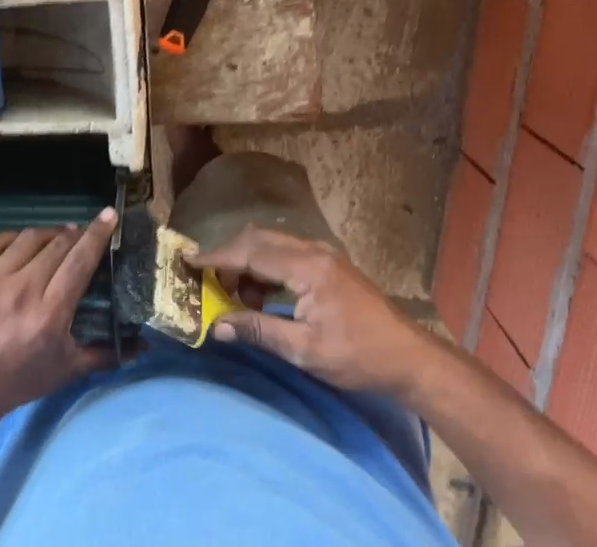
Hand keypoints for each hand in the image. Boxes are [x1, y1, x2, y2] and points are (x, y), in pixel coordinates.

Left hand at [0, 209, 119, 425]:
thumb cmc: (20, 380)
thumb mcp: (67, 370)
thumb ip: (106, 354)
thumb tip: (143, 346)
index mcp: (49, 314)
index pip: (79, 261)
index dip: (97, 235)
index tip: (109, 216)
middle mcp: (21, 291)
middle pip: (56, 245)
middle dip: (76, 235)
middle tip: (83, 236)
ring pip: (28, 239)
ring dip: (48, 234)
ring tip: (56, 239)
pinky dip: (15, 237)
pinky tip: (23, 243)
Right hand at [190, 227, 437, 393]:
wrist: (409, 358)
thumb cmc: (358, 357)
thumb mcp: (305, 351)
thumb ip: (259, 331)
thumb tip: (216, 326)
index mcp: (308, 267)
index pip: (250, 252)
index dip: (216, 256)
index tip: (187, 261)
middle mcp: (313, 251)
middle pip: (257, 239)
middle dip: (228, 257)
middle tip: (207, 282)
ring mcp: (323, 255)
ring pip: (270, 244)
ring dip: (246, 263)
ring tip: (235, 297)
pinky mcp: (328, 264)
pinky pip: (285, 253)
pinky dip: (264, 267)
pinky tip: (260, 296)